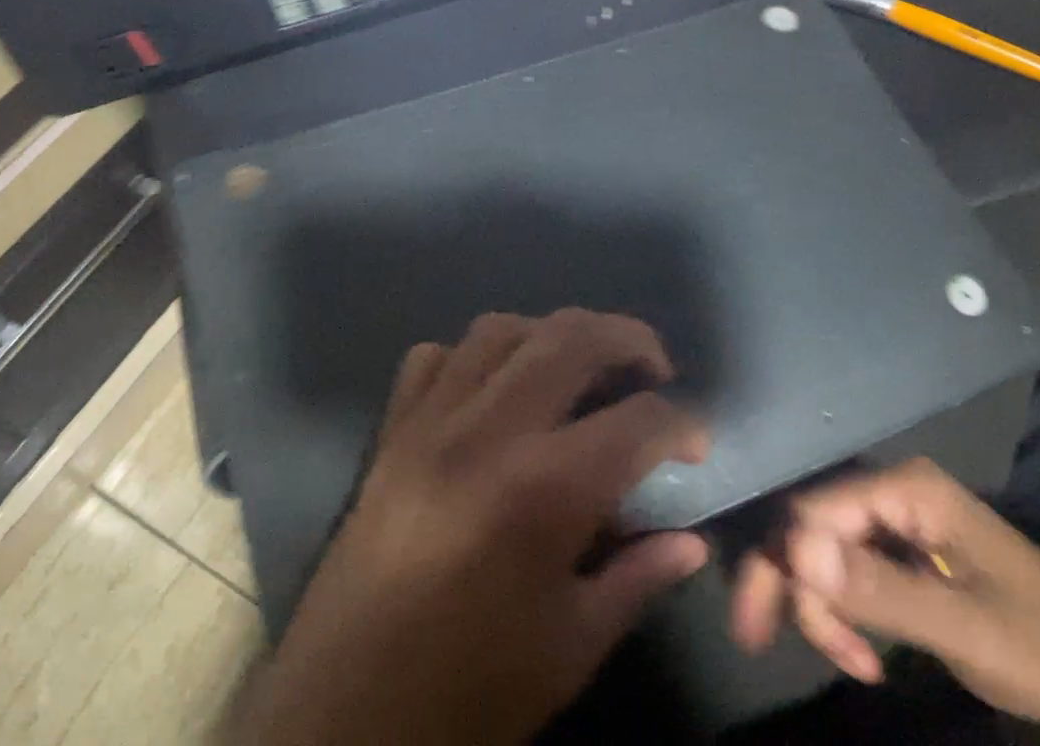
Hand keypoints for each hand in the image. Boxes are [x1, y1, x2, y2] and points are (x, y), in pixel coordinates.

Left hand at [244, 310, 711, 745]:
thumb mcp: (571, 646)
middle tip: (653, 371)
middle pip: (570, 338)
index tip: (696, 445)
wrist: (343, 710)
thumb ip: (638, 579)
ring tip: (577, 372)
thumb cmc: (469, 686)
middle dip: (629, 339)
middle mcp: (486, 434)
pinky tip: (493, 393)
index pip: (639, 422)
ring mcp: (428, 426)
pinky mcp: (388, 436)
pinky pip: (433, 359)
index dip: (683, 425)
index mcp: (544, 490)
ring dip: (551, 336)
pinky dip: (473, 358)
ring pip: (498, 331)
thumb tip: (690, 542)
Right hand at [731, 459, 1039, 742]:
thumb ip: (879, 589)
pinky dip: (838, 609)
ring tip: (853, 661)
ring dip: (817, 606)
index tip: (761, 632)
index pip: (809, 512)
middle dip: (786, 586)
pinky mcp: (902, 548)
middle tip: (762, 642)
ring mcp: (898, 518)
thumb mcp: (963, 629)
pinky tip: (860, 650)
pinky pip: (844, 567)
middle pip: (806, 527)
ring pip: (819, 549)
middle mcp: (895, 491)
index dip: (776, 565)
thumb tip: (794, 547)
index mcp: (909, 491)